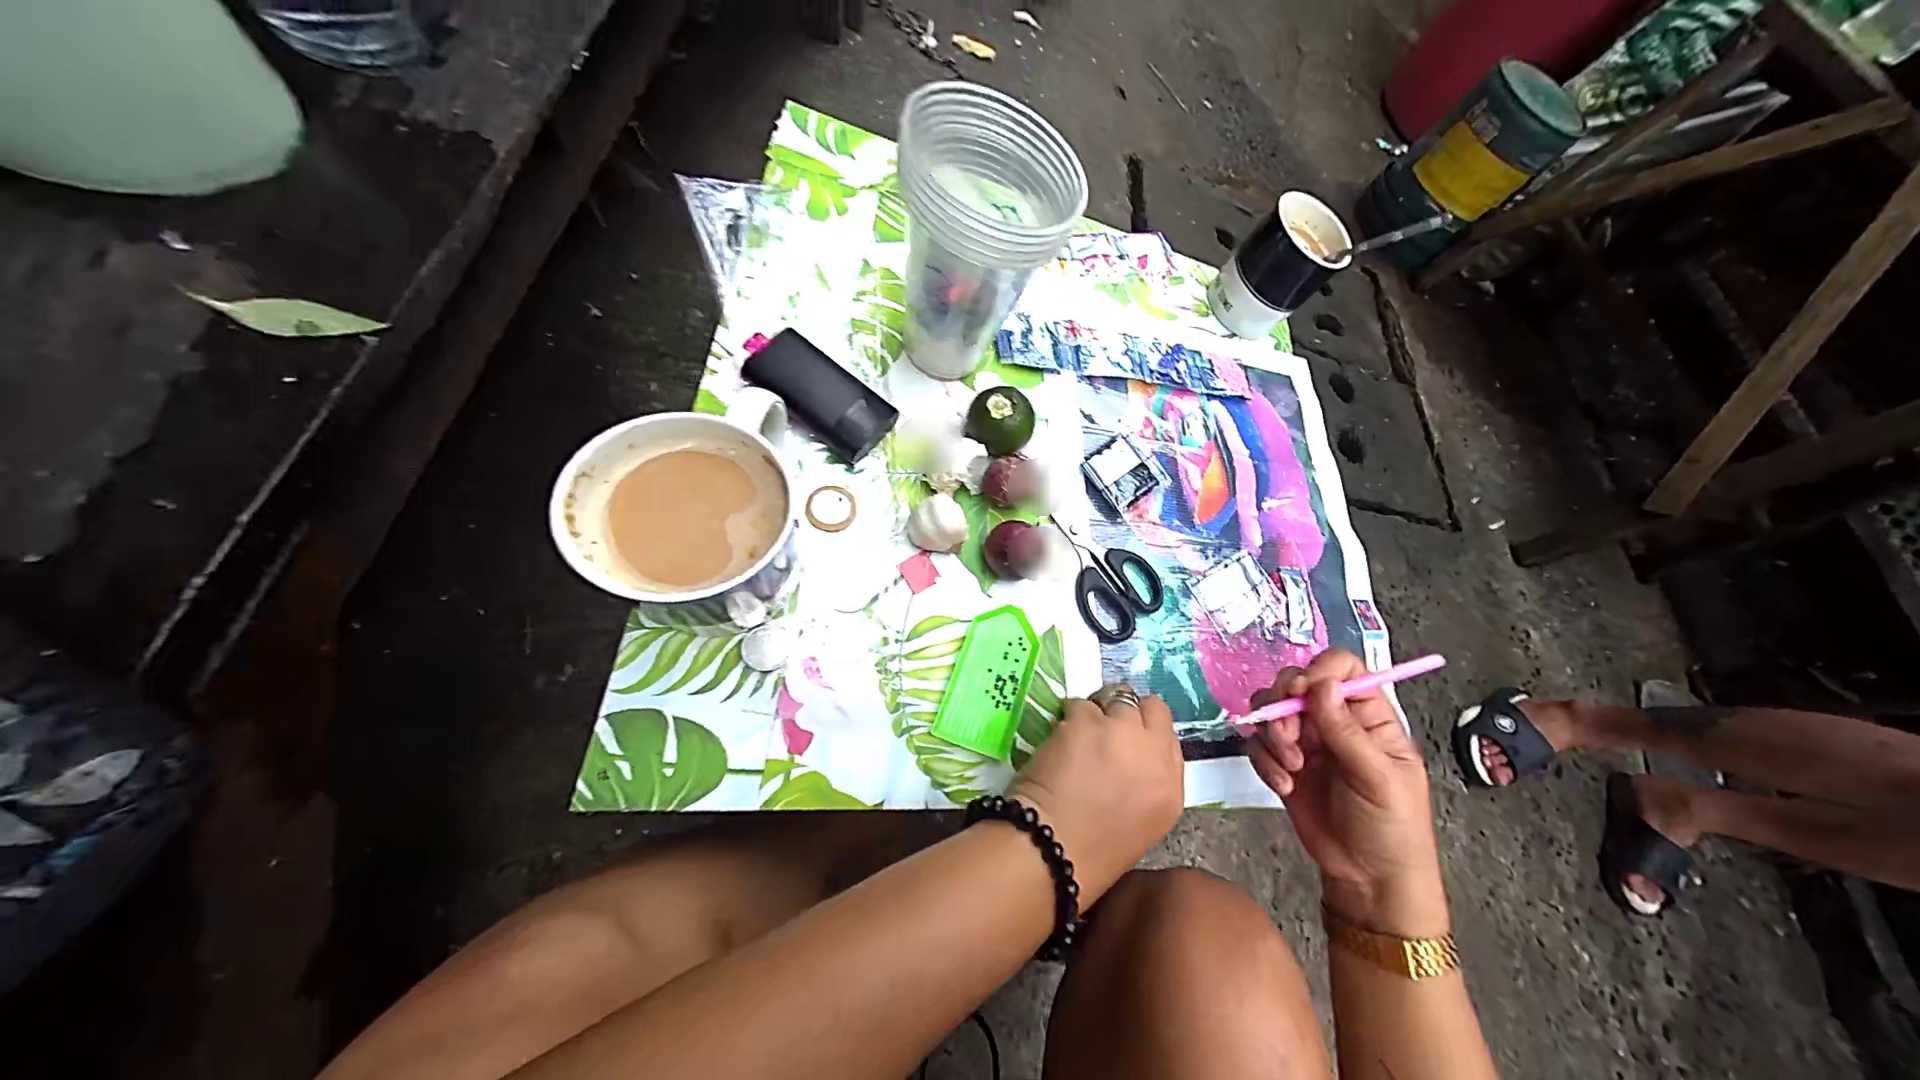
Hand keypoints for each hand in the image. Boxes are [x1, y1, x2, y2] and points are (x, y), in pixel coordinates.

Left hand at [1008, 688, 1183, 903]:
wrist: (1053, 847)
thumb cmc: (1092, 851)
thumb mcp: (1142, 823)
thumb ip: (1147, 782)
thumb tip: (1130, 756)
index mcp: (1171, 789)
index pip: (1170, 739)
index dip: (1146, 731)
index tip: (1127, 737)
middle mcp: (1153, 754)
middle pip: (1151, 709)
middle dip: (1129, 710)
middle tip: (1104, 723)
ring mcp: (1121, 732)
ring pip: (1116, 699)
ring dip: (1097, 712)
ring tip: (1077, 731)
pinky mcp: (1086, 721)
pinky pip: (1079, 704)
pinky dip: (1068, 716)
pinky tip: (1057, 738)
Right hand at [1245, 649, 1448, 935]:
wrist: (1368, 878)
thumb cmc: (1392, 828)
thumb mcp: (1380, 778)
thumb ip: (1348, 730)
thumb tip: (1322, 685)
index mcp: (1369, 716)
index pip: (1342, 667)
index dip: (1318, 670)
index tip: (1301, 694)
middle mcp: (1333, 720)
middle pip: (1294, 683)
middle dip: (1284, 707)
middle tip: (1290, 738)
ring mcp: (1306, 740)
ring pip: (1270, 710)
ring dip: (1272, 735)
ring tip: (1291, 768)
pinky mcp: (1282, 762)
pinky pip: (1258, 744)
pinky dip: (1264, 761)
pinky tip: (1284, 786)